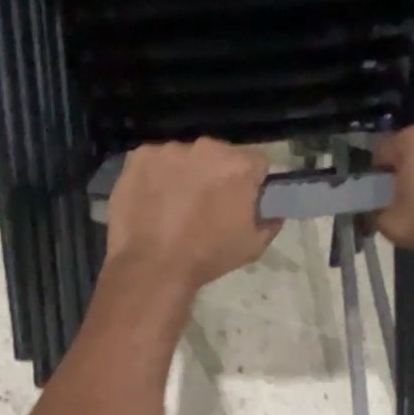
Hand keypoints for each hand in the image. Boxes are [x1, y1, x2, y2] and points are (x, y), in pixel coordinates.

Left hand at [105, 138, 281, 290]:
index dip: (251, 181)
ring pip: (186, 157)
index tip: (241, 200)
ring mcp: (170, 150)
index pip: (257, 162)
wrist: (153, 266)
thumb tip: (273, 210)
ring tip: (175, 206)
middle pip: (219, 155)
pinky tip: (153, 201)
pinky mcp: (140, 157)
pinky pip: (155, 161)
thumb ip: (270, 221)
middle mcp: (207, 147)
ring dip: (185, 174)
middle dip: (217, 174)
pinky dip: (156, 176)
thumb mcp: (253, 246)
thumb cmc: (207, 256)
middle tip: (206, 205)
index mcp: (240, 165)